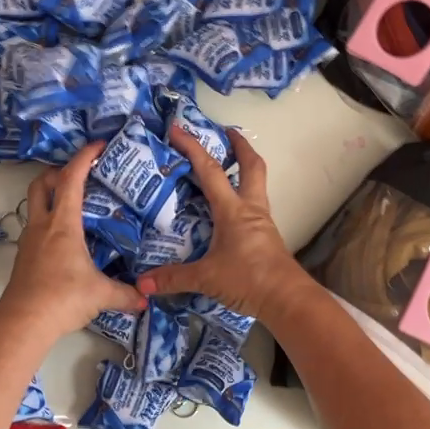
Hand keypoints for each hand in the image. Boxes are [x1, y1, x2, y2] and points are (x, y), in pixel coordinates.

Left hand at [0, 142, 145, 340]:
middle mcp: (42, 226)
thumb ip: (125, 294)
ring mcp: (28, 242)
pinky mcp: (23, 259)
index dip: (83, 157)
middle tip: (78, 176)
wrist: (23, 322)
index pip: (71, 179)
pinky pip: (35, 231)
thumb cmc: (62, 298)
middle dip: (57, 173)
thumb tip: (145, 298)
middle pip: (41, 184)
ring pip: (35, 207)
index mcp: (63, 224)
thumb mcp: (101, 295)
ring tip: (75, 208)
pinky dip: (48, 226)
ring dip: (51, 200)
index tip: (97, 146)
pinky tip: (65, 242)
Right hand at [136, 129, 309, 321]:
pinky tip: (231, 210)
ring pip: (257, 185)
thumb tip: (142, 284)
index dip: (192, 148)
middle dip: (240, 147)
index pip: (210, 171)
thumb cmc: (248, 279)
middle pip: (252, 167)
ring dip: (245, 170)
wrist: (287, 299)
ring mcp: (262, 223)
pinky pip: (255, 208)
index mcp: (233, 210)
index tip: (177, 129)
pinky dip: (243, 199)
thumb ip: (173, 278)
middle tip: (227, 133)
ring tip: (229, 166)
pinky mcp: (267, 238)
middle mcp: (250, 209)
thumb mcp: (206, 278)